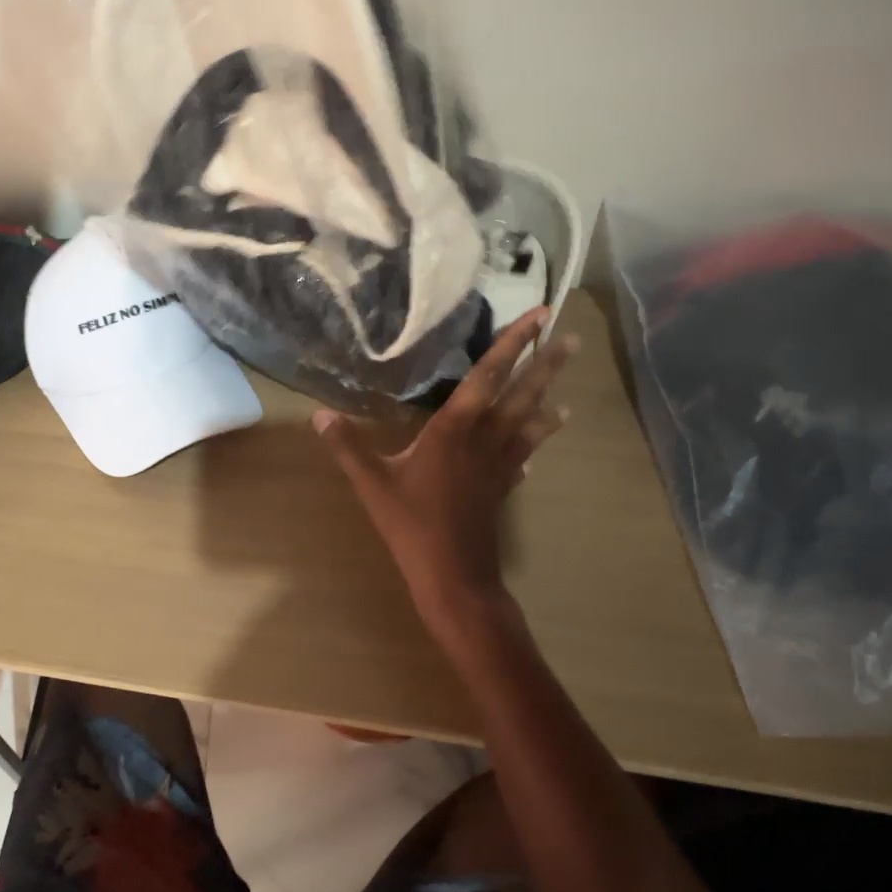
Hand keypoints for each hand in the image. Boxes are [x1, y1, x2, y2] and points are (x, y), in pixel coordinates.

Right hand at [314, 307, 576, 616]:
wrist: (454, 575)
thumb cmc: (412, 525)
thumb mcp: (373, 484)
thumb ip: (348, 447)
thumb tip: (320, 415)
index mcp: (454, 430)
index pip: (487, 377)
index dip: (512, 344)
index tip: (537, 316)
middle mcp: (484, 440)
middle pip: (522, 395)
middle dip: (546, 365)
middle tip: (572, 338)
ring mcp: (498, 466)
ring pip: (529, 425)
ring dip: (547, 403)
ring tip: (566, 391)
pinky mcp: (501, 489)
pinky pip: (521, 459)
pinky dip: (530, 448)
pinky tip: (533, 453)